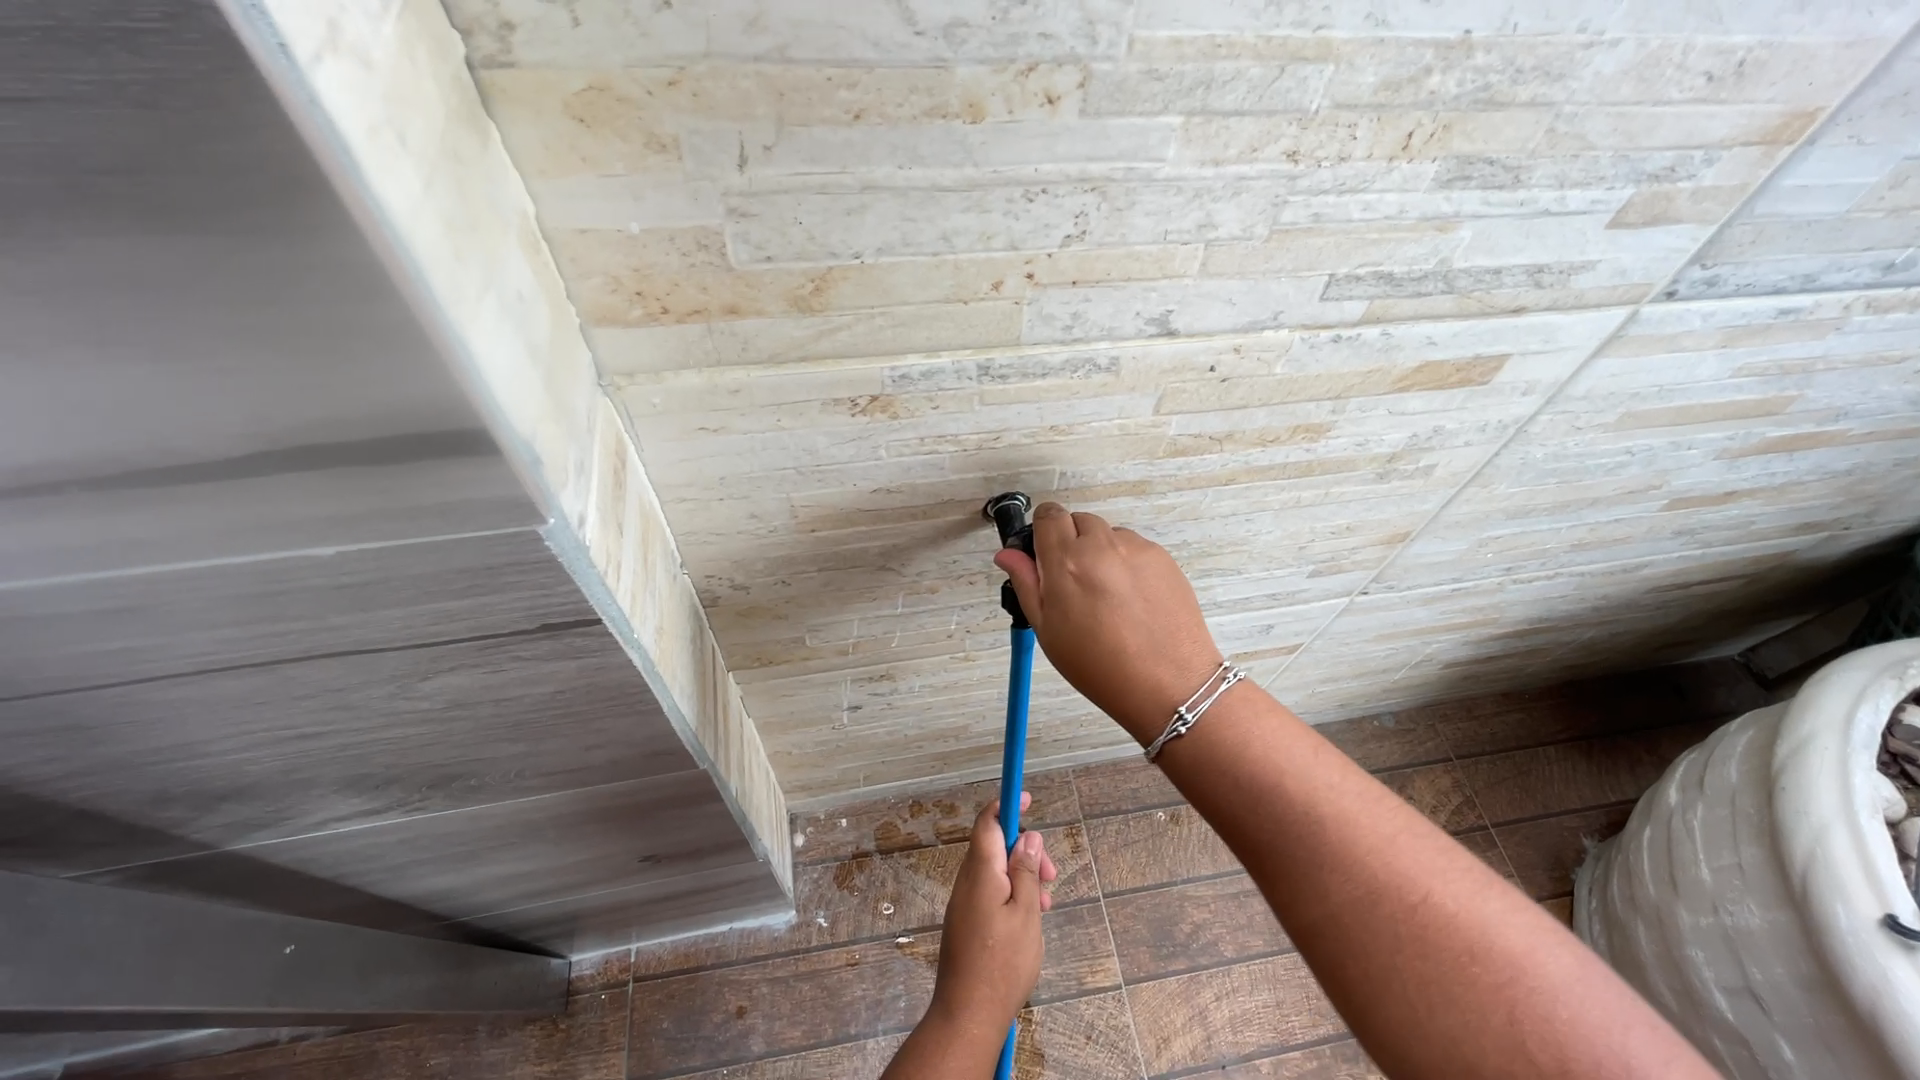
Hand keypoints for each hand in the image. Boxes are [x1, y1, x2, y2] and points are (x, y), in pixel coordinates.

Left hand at [928, 795, 1056, 1039]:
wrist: (968, 1013)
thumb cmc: (1002, 964)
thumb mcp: (1026, 913)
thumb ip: (1028, 872)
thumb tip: (1029, 836)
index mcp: (980, 872)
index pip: (988, 822)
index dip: (1007, 805)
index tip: (1028, 797)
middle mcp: (967, 881)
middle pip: (995, 846)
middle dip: (1026, 851)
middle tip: (1054, 876)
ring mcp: (963, 902)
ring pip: (995, 871)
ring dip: (1022, 877)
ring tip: (1046, 904)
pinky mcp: (965, 921)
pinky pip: (989, 892)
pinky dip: (1011, 894)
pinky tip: (1029, 919)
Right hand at [995, 501, 1223, 743]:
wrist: (1167, 684)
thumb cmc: (1104, 666)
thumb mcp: (1047, 630)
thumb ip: (1026, 584)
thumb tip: (1008, 555)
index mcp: (1066, 562)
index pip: (1047, 516)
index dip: (1042, 531)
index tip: (1043, 552)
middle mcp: (1102, 547)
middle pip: (1077, 521)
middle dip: (1070, 542)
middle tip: (1073, 582)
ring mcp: (1136, 549)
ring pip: (1108, 534)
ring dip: (1100, 552)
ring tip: (1105, 598)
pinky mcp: (1163, 558)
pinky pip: (1135, 548)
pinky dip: (1127, 564)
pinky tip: (1130, 601)